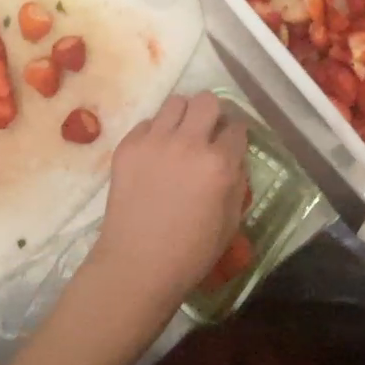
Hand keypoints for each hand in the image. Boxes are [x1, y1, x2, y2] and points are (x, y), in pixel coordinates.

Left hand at [91, 92, 248, 306]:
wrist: (137, 264)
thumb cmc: (191, 252)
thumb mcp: (231, 222)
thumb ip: (237, 182)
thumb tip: (233, 159)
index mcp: (219, 164)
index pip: (237, 128)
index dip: (236, 135)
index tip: (230, 143)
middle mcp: (188, 143)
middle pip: (206, 100)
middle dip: (211, 113)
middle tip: (207, 131)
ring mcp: (154, 141)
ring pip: (175, 102)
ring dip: (183, 115)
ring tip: (179, 136)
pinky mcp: (128, 145)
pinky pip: (147, 123)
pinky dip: (155, 133)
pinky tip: (154, 155)